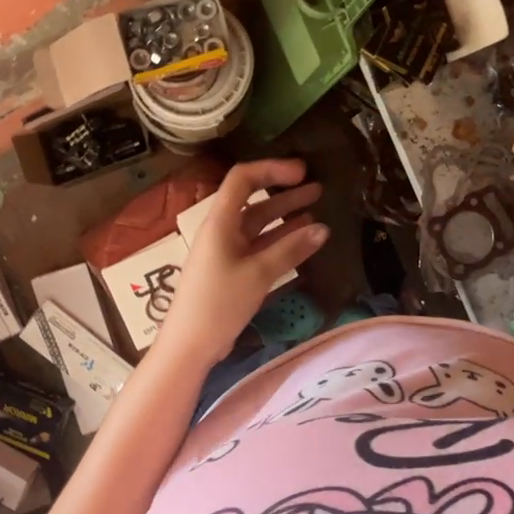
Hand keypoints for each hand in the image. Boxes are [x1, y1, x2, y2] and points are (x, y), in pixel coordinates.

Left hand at [154, 159, 327, 369]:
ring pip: (259, 227)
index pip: (242, 179)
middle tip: (318, 188)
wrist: (190, 344)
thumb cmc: (219, 303)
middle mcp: (222, 231)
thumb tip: (323, 229)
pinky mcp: (232, 272)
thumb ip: (290, 249)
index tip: (301, 172)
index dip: (271, 169)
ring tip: (318, 211)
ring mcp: (226, 252)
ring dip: (286, 218)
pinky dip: (280, 242)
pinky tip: (303, 242)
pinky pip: (259, 248)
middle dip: (285, 193)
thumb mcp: (258, 274)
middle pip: (254, 202)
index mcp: (220, 222)